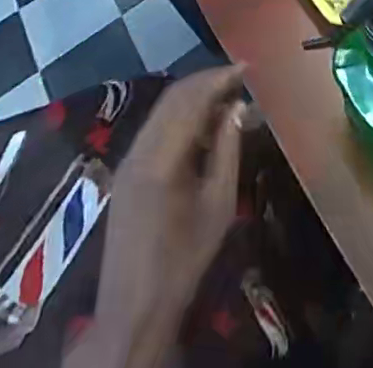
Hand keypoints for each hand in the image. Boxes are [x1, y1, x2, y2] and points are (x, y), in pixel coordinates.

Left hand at [72, 66, 246, 367]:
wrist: (133, 305)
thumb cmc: (184, 260)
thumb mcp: (218, 206)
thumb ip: (227, 151)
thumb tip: (238, 107)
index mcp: (162, 158)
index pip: (191, 99)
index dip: (219, 78)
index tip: (246, 67)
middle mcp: (140, 148)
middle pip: (173, 97)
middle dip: (207, 81)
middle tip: (239, 77)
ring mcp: (128, 157)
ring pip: (162, 108)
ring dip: (193, 95)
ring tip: (227, 95)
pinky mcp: (126, 168)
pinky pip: (155, 126)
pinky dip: (180, 114)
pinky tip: (202, 122)